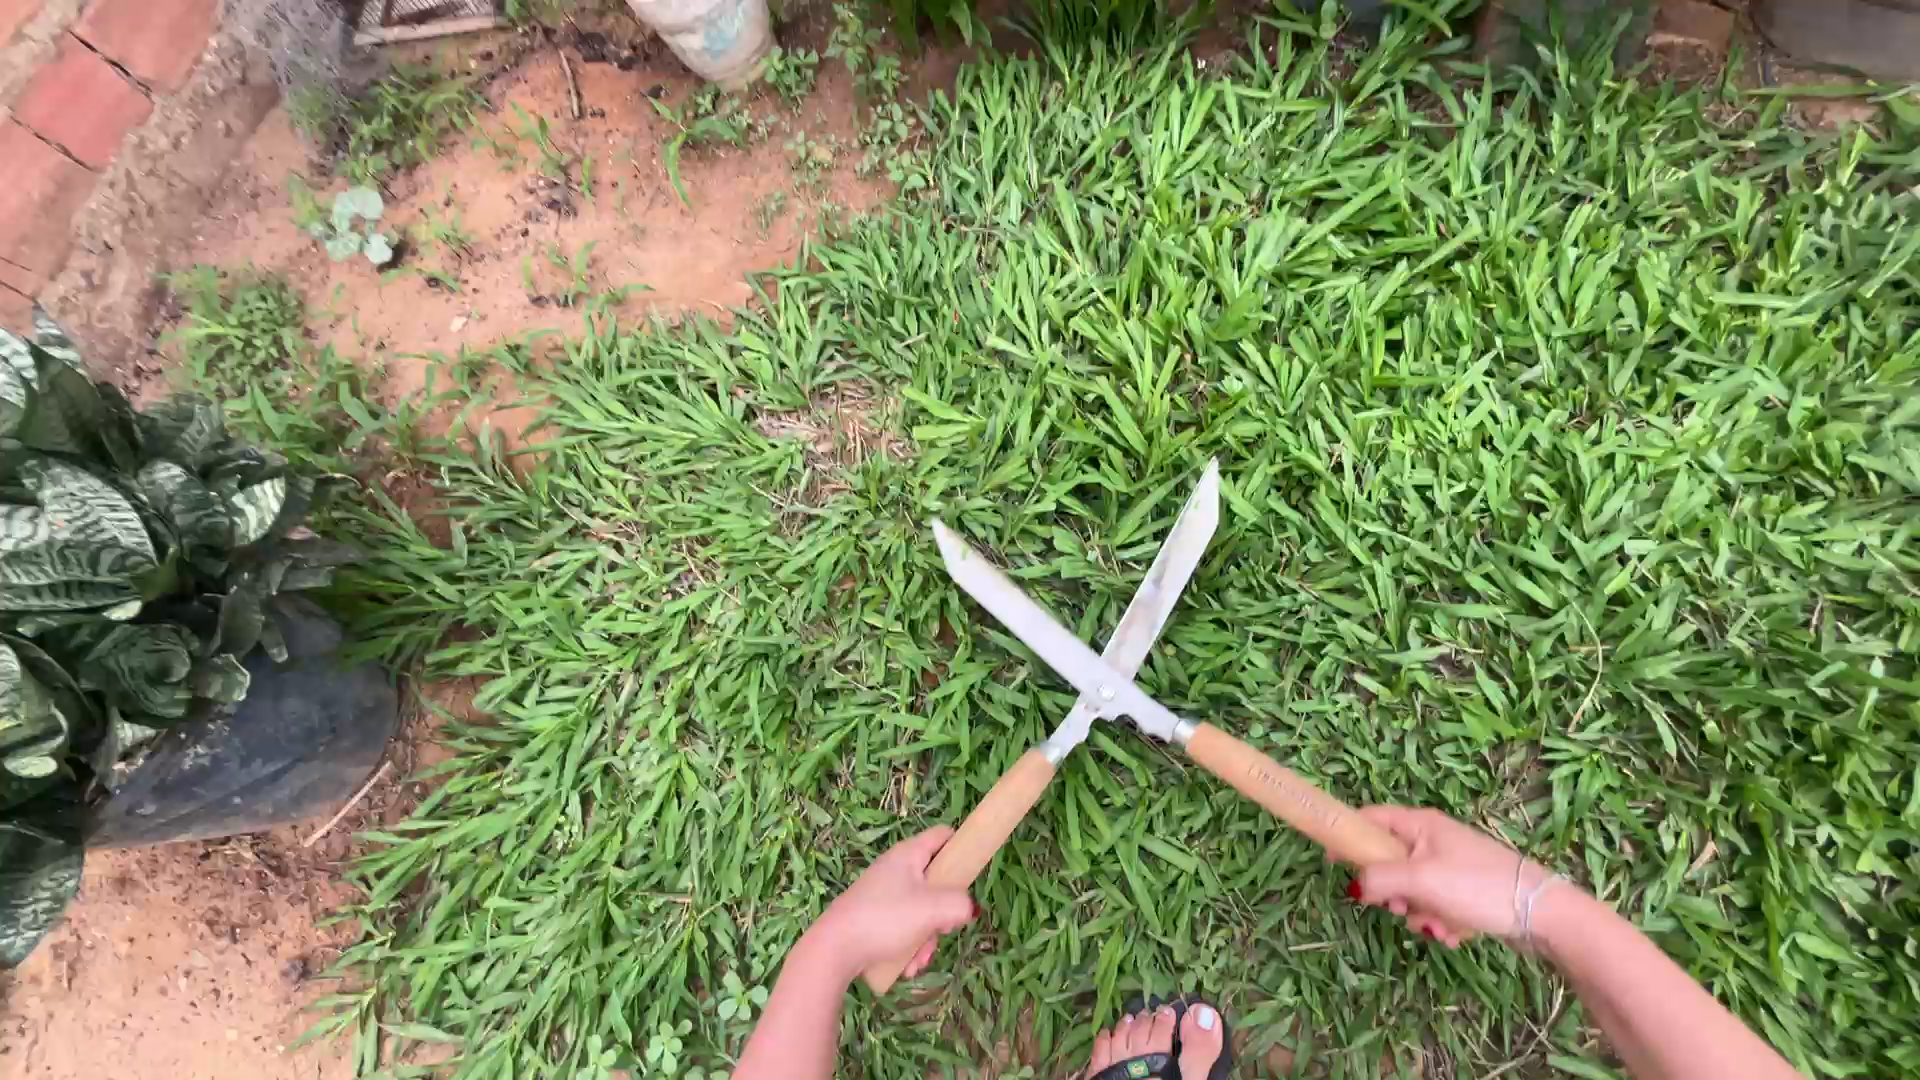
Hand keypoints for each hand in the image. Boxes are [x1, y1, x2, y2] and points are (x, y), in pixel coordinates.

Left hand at [802, 826, 976, 982]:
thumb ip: (959, 903)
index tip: (971, 876)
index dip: (962, 849)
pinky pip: (903, 928)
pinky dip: (908, 947)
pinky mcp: (874, 917)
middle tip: (943, 929)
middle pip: (935, 882)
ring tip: (918, 959)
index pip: (943, 836)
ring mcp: (883, 894)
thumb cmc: (885, 919)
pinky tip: (905, 966)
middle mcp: (896, 869)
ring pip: (921, 911)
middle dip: (944, 912)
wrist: (834, 949)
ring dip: (926, 938)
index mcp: (909, 854)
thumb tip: (969, 907)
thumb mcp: (931, 909)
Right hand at [1350, 806, 1556, 948]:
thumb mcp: (1420, 880)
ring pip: (1412, 887)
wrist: (1547, 915)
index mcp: (1419, 824)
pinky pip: (1436, 902)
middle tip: (1396, 906)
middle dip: (1390, 889)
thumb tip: (1354, 886)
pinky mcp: (1468, 890)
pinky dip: (1440, 919)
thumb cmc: (1478, 886)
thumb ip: (1378, 878)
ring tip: (1435, 926)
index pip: (1369, 818)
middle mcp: (1433, 839)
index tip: (1335, 862)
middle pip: (1389, 859)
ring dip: (1417, 910)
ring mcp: (1451, 864)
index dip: (1348, 837)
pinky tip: (1454, 934)